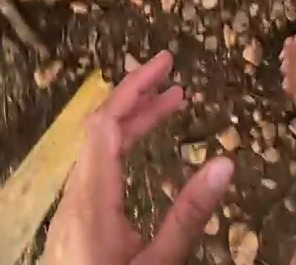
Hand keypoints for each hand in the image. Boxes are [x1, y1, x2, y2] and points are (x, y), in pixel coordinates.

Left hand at [43, 51, 234, 264]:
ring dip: (131, 123)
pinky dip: (121, 148)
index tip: (166, 62)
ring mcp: (69, 218)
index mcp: (90, 203)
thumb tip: (227, 163)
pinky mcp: (72, 233)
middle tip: (177, 81)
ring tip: (170, 107)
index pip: (106, 124)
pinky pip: (94, 171)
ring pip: (95, 152)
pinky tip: (140, 154)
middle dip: (138, 99)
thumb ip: (189, 215)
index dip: (134, 87)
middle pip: (99, 132)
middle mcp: (73, 202)